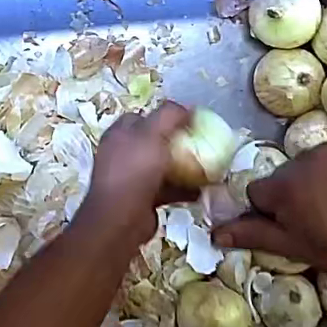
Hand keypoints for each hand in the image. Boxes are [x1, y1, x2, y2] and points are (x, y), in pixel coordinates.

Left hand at [74, 101, 192, 246]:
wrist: (121, 219)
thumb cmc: (134, 170)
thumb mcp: (153, 133)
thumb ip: (169, 115)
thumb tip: (187, 107)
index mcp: (119, 133)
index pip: (141, 117)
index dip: (163, 117)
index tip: (186, 121)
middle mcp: (122, 153)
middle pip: (153, 141)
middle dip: (176, 143)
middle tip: (199, 144)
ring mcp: (131, 177)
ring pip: (161, 166)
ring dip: (183, 167)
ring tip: (206, 167)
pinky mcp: (142, 198)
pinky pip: (166, 188)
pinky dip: (182, 188)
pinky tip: (201, 190)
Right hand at [212, 135, 326, 277]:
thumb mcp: (294, 247)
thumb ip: (253, 235)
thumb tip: (215, 232)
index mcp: (283, 186)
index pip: (257, 192)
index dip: (270, 210)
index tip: (291, 225)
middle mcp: (301, 159)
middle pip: (283, 176)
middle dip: (292, 194)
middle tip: (319, 219)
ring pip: (307, 164)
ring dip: (314, 180)